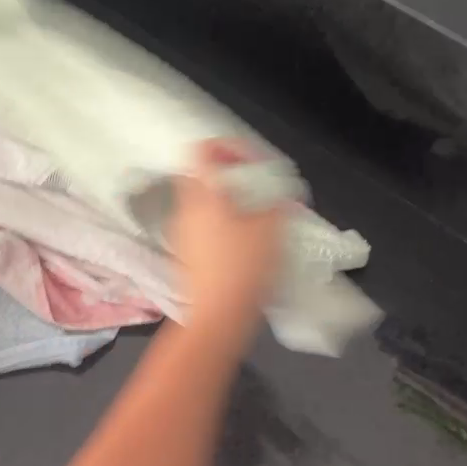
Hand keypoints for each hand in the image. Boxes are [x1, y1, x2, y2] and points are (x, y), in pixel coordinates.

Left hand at [169, 139, 289, 344]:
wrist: (218, 318)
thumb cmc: (243, 268)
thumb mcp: (272, 228)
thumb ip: (278, 202)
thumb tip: (284, 194)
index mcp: (202, 194)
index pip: (203, 150)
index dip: (227, 147)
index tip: (252, 163)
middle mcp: (185, 210)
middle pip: (203, 178)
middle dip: (232, 179)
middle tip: (259, 190)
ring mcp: (183, 235)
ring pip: (204, 205)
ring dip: (229, 205)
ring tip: (258, 219)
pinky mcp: (187, 257)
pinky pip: (204, 229)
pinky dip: (223, 228)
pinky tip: (247, 245)